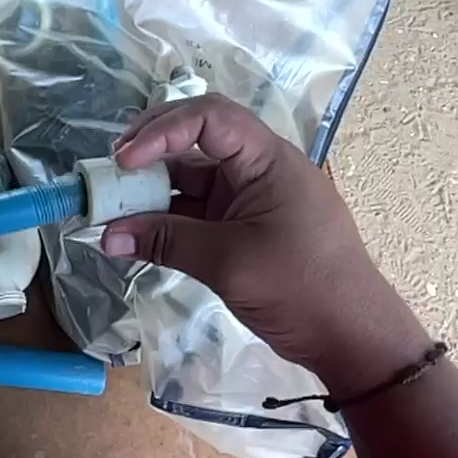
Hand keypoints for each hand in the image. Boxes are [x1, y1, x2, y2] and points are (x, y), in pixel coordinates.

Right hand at [99, 95, 430, 396]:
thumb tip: (106, 237)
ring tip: (111, 205)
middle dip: (150, 150)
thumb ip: (166, 242)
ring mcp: (248, 198)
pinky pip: (193, 209)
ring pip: (190, 177)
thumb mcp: (229, 262)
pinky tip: (133, 231)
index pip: (209, 118)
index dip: (161, 130)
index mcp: (268, 160)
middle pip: (196, 139)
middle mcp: (256, 169)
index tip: (124, 160)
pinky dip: (163, 218)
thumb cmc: (302, 288)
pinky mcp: (240, 226)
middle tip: (110, 170)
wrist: (351, 339)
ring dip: (150, 189)